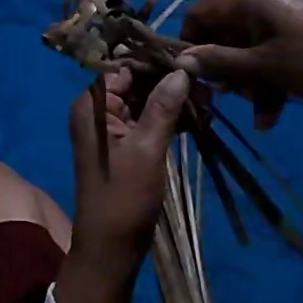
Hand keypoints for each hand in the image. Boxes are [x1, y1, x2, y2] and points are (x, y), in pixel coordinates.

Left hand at [56, 67, 189, 302]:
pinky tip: (199, 117)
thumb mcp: (148, 148)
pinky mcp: (125, 143)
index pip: (124, 67)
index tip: (192, 56)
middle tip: (208, 81)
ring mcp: (110, 127)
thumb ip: (163, 106)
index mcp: (93, 104)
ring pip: (145, 99)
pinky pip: (147, 119)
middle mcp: (97, 109)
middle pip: (135, 81)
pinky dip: (170, 117)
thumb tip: (182, 69)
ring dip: (174, 98)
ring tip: (209, 99)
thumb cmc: (124, 196)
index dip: (156, 60)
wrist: (111, 246)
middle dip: (169, 80)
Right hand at [177, 0, 302, 127]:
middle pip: (222, 34)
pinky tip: (272, 117)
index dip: (189, 44)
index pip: (198, 14)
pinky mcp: (302, 38)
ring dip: (247, 83)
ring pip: (247, 51)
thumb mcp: (265, 67)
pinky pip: (271, 58)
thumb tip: (180, 61)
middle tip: (227, 99)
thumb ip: (219, 62)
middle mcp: (261, 3)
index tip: (189, 78)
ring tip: (258, 113)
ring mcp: (283, 21)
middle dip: (222, 69)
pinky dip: (269, 83)